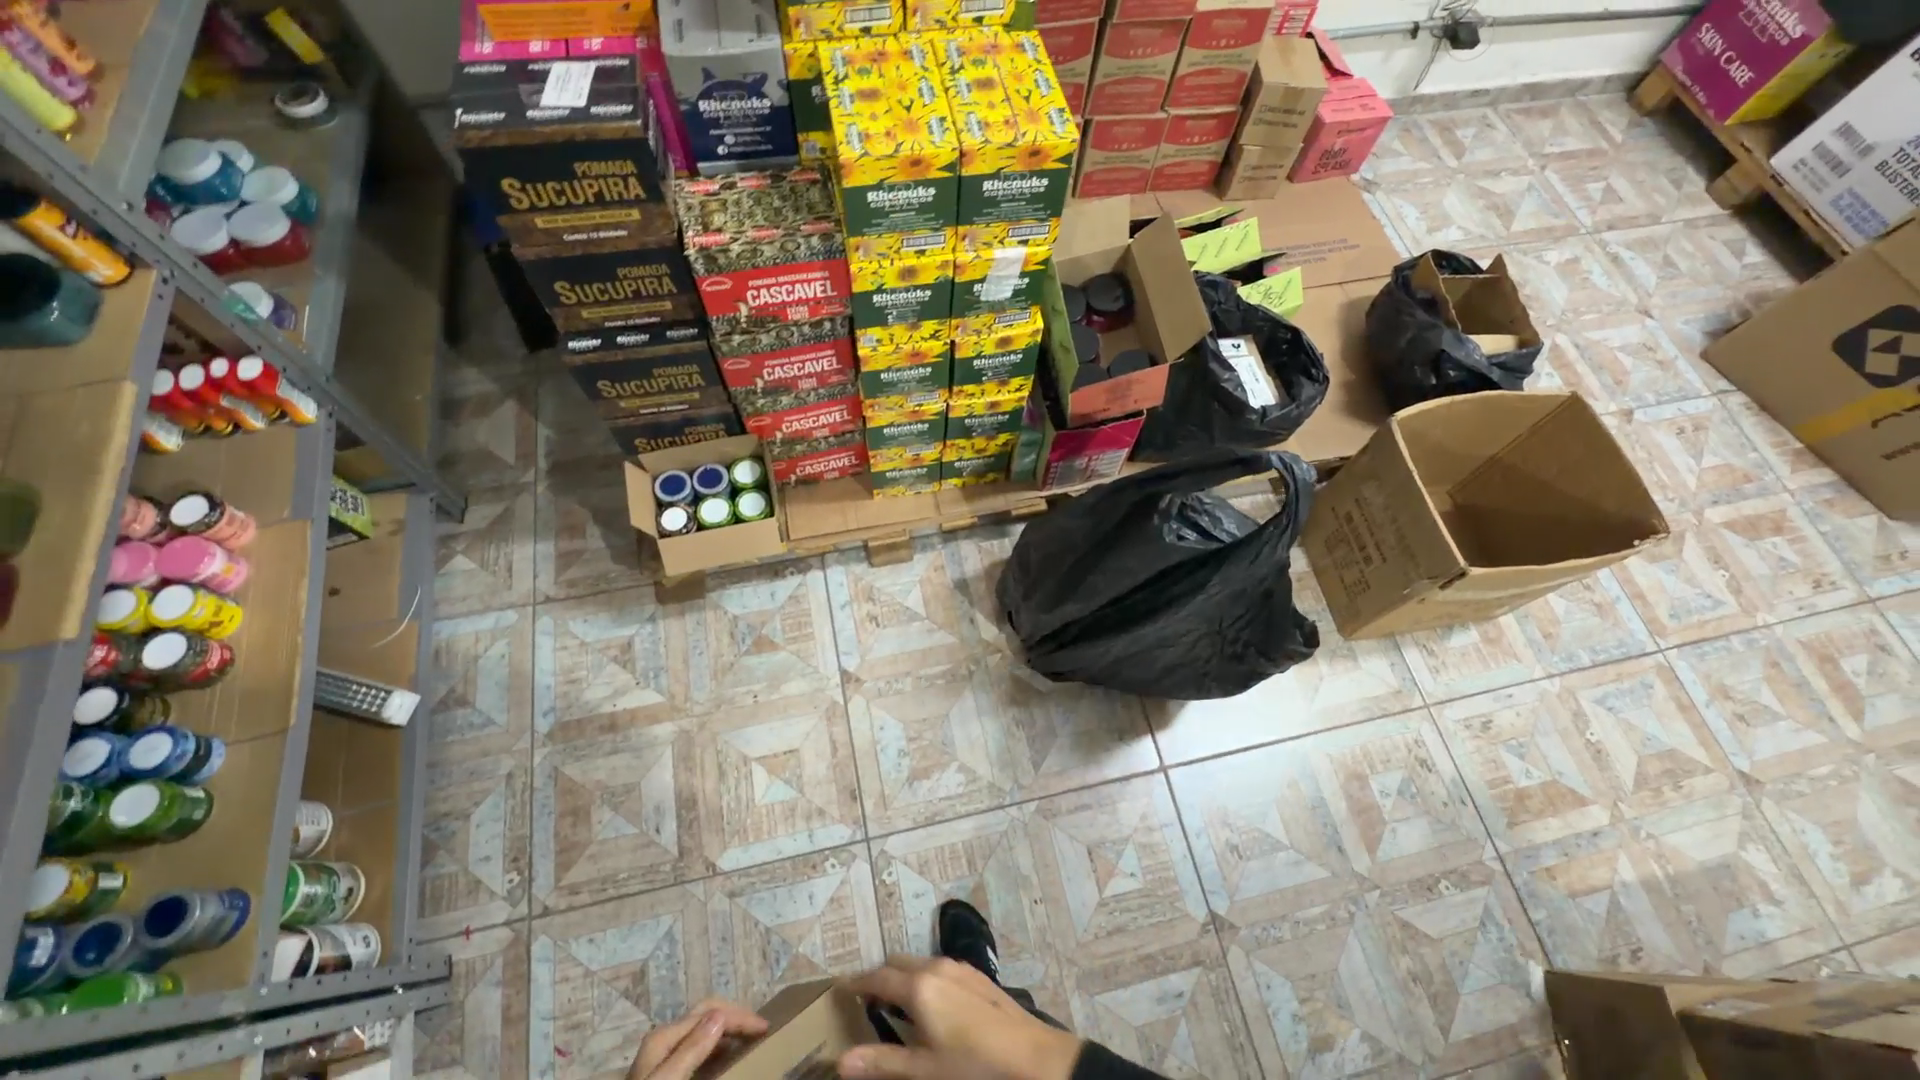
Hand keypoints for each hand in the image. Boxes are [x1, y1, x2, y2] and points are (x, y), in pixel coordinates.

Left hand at [628, 1001, 768, 1079]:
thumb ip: (691, 1050)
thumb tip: (720, 1016)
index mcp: (665, 1036)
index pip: (711, 1012)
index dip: (740, 1017)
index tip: (766, 1029)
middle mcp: (664, 1038)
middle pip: (706, 1013)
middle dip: (735, 1016)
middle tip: (761, 1029)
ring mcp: (664, 1053)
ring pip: (702, 1027)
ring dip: (728, 1028)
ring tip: (749, 1040)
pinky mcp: (667, 1068)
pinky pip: (697, 1046)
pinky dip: (717, 1045)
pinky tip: (726, 1057)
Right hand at [837, 957, 1081, 1079]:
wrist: (1033, 1057)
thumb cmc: (974, 1065)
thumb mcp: (924, 1070)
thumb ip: (882, 1062)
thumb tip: (840, 1061)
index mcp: (919, 986)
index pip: (876, 978)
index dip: (857, 984)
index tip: (841, 991)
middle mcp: (936, 967)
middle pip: (897, 963)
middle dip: (879, 978)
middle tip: (866, 1001)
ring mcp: (960, 968)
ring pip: (919, 964)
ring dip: (903, 977)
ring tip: (895, 1004)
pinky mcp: (977, 977)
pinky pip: (939, 968)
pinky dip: (924, 979)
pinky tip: (930, 1005)